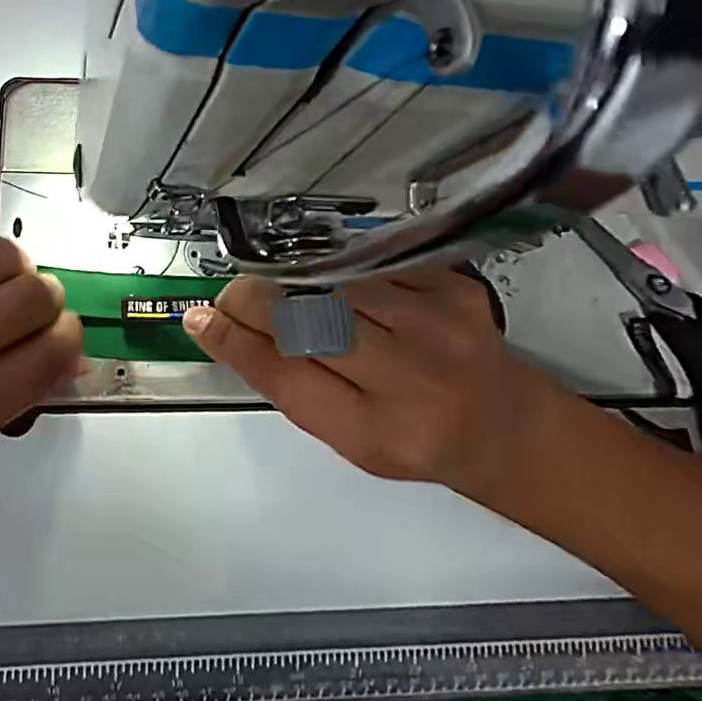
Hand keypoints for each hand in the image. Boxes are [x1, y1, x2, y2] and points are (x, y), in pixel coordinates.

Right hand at [183, 268, 567, 498]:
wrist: (501, 423)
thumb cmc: (412, 437)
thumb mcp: (345, 435)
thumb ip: (286, 383)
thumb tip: (221, 327)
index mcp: (378, 431)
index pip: (286, 375)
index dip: (233, 340)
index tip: (199, 317)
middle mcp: (414, 379)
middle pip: (308, 321)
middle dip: (255, 301)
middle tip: (233, 297)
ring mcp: (439, 325)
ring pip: (333, 283)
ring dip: (292, 282)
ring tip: (279, 290)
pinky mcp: (453, 287)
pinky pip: (370, 263)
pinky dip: (337, 269)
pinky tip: (333, 283)